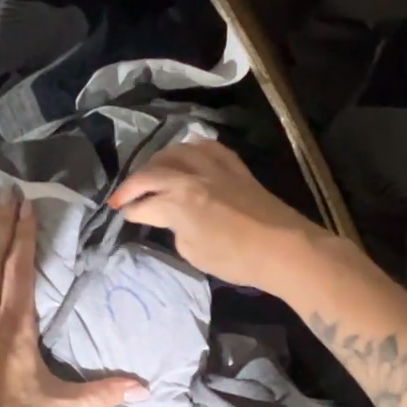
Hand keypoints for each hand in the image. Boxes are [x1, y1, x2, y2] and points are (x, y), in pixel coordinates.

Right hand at [108, 139, 336, 291]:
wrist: (283, 247)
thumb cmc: (236, 259)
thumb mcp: (194, 253)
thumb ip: (177, 230)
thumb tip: (175, 219)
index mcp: (177, 201)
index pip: (144, 203)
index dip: (130, 210)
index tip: (122, 214)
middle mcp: (191, 177)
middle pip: (153, 172)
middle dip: (133, 184)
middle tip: (124, 196)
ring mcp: (215, 168)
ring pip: (178, 151)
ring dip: (158, 160)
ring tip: (152, 170)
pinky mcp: (236, 168)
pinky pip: (209, 147)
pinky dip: (192, 147)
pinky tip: (187, 151)